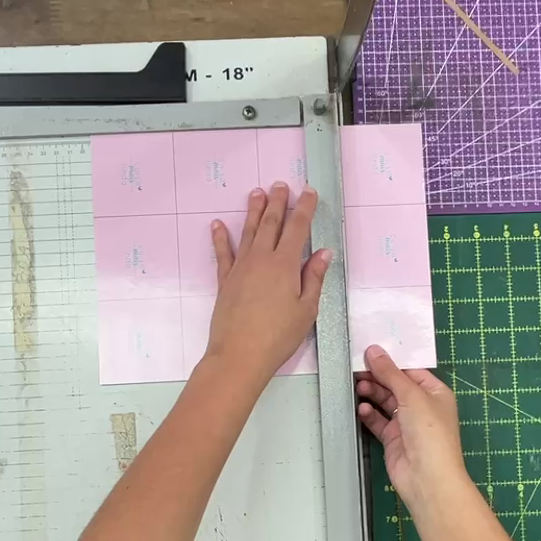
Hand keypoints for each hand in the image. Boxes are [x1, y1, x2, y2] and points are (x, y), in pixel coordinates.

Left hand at [204, 182, 332, 384]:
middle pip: (271, 223)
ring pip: (248, 232)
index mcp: (285, 265)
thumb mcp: (306, 310)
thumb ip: (313, 278)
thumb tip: (323, 253)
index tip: (308, 192)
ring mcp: (241, 268)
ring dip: (253, 211)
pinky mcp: (225, 281)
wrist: (239, 355)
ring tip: (256, 193)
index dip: (304, 208)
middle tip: (280, 185)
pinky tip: (217, 225)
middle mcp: (262, 259)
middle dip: (277, 202)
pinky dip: (220, 238)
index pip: (298, 228)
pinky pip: (223, 253)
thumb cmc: (278, 336)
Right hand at [356, 345, 477, 516]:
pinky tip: (362, 409)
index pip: (410, 371)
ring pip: (385, 403)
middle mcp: (422, 407)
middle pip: (396, 386)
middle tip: (358, 370)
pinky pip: (378, 422)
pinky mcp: (394, 439)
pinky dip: (369, 415)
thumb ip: (390, 373)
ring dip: (372, 394)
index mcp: (435, 393)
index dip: (391, 363)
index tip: (370, 354)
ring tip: (358, 387)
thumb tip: (375, 352)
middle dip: (378, 378)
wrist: (426, 477)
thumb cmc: (430, 435)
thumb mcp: (411, 395)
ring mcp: (407, 424)